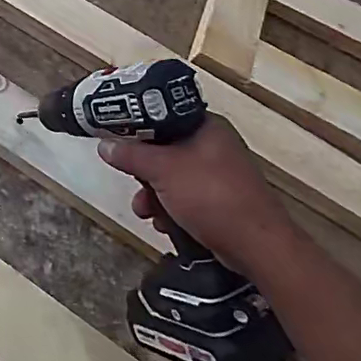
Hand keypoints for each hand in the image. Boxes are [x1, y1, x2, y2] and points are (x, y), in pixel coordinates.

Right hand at [98, 116, 301, 274]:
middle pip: (165, 149)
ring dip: (155, 196)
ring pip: (173, 178)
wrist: (256, 244)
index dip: (140, 126)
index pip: (165, 115)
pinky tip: (165, 226)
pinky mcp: (220, 201)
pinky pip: (186, 199)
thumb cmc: (210, 194)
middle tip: (133, 182)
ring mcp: (219, 175)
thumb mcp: (164, 170)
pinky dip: (172, 210)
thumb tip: (104, 144)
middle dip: (144, 172)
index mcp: (205, 126)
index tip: (118, 140)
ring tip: (146, 212)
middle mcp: (213, 145)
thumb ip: (132, 156)